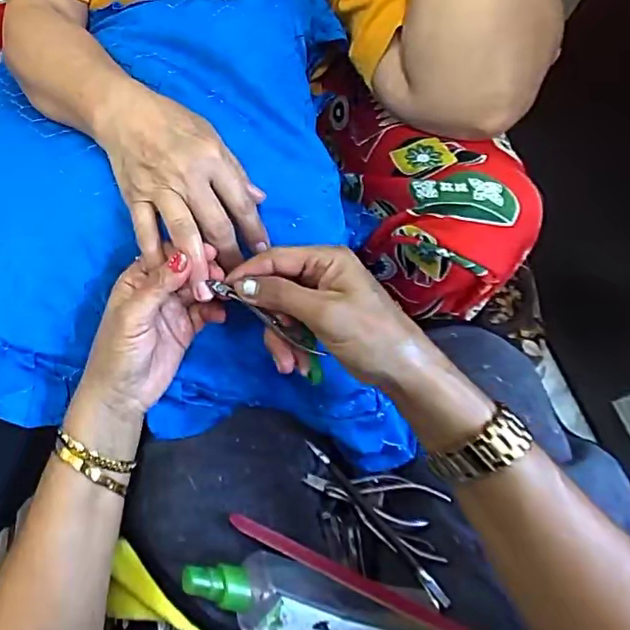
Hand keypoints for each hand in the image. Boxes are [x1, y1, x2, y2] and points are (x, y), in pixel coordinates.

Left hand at [74, 244, 226, 420]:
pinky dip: (215, 309)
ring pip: (197, 287)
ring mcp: (173, 307)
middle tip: (219, 274)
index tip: (207, 252)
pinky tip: (220, 312)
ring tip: (223, 291)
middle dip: (202, 269)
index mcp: (137, 279)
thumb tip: (183, 257)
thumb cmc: (118, 350)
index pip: (164, 255)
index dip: (185, 251)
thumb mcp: (133, 314)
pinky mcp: (186, 327)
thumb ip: (158, 286)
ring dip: (211, 287)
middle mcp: (157, 288)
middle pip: (185, 269)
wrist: (122, 394)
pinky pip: (205, 311)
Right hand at [95, 83, 268, 299]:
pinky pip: (145, 231)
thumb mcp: (211, 135)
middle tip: (238, 281)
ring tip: (205, 290)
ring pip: (183, 233)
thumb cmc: (171, 120)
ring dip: (197, 265)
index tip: (263, 252)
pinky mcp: (134, 197)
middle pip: (215, 224)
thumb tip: (258, 199)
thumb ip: (234, 170)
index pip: (240, 203)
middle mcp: (188, 178)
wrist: (124, 113)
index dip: (254, 231)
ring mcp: (159, 190)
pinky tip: (164, 273)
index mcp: (212, 160)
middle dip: (230, 256)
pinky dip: (154, 254)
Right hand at [222, 245, 443, 392]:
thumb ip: (279, 294)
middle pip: (275, 287)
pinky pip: (293, 325)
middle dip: (272, 320)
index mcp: (325, 258)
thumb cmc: (368, 334)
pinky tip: (302, 365)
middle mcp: (320, 271)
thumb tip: (240, 284)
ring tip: (292, 365)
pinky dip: (292, 345)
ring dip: (282, 339)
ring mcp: (320, 295)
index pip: (275, 257)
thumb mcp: (321, 312)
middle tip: (275, 346)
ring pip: (280, 310)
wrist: (405, 372)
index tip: (223, 290)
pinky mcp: (320, 317)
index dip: (249, 273)